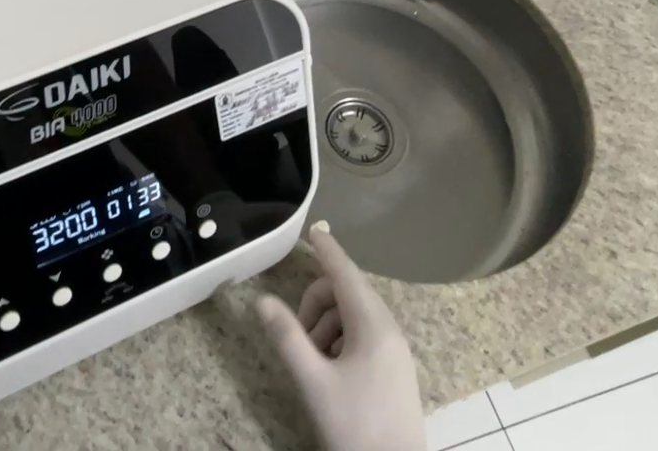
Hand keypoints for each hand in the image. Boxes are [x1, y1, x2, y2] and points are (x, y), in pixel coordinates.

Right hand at [255, 226, 425, 450]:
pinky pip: (364, 335)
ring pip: (354, 316)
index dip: (327, 251)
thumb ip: (288, 338)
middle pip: (347, 294)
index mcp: (373, 326)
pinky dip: (341, 339)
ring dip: (327, 325)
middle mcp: (389, 331)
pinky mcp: (395, 370)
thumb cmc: (355, 428)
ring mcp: (395, 351)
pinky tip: (330, 370)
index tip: (313, 230)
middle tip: (299, 338)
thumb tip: (262, 301)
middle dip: (317, 303)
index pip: (345, 274)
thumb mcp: (314, 382)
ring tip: (314, 362)